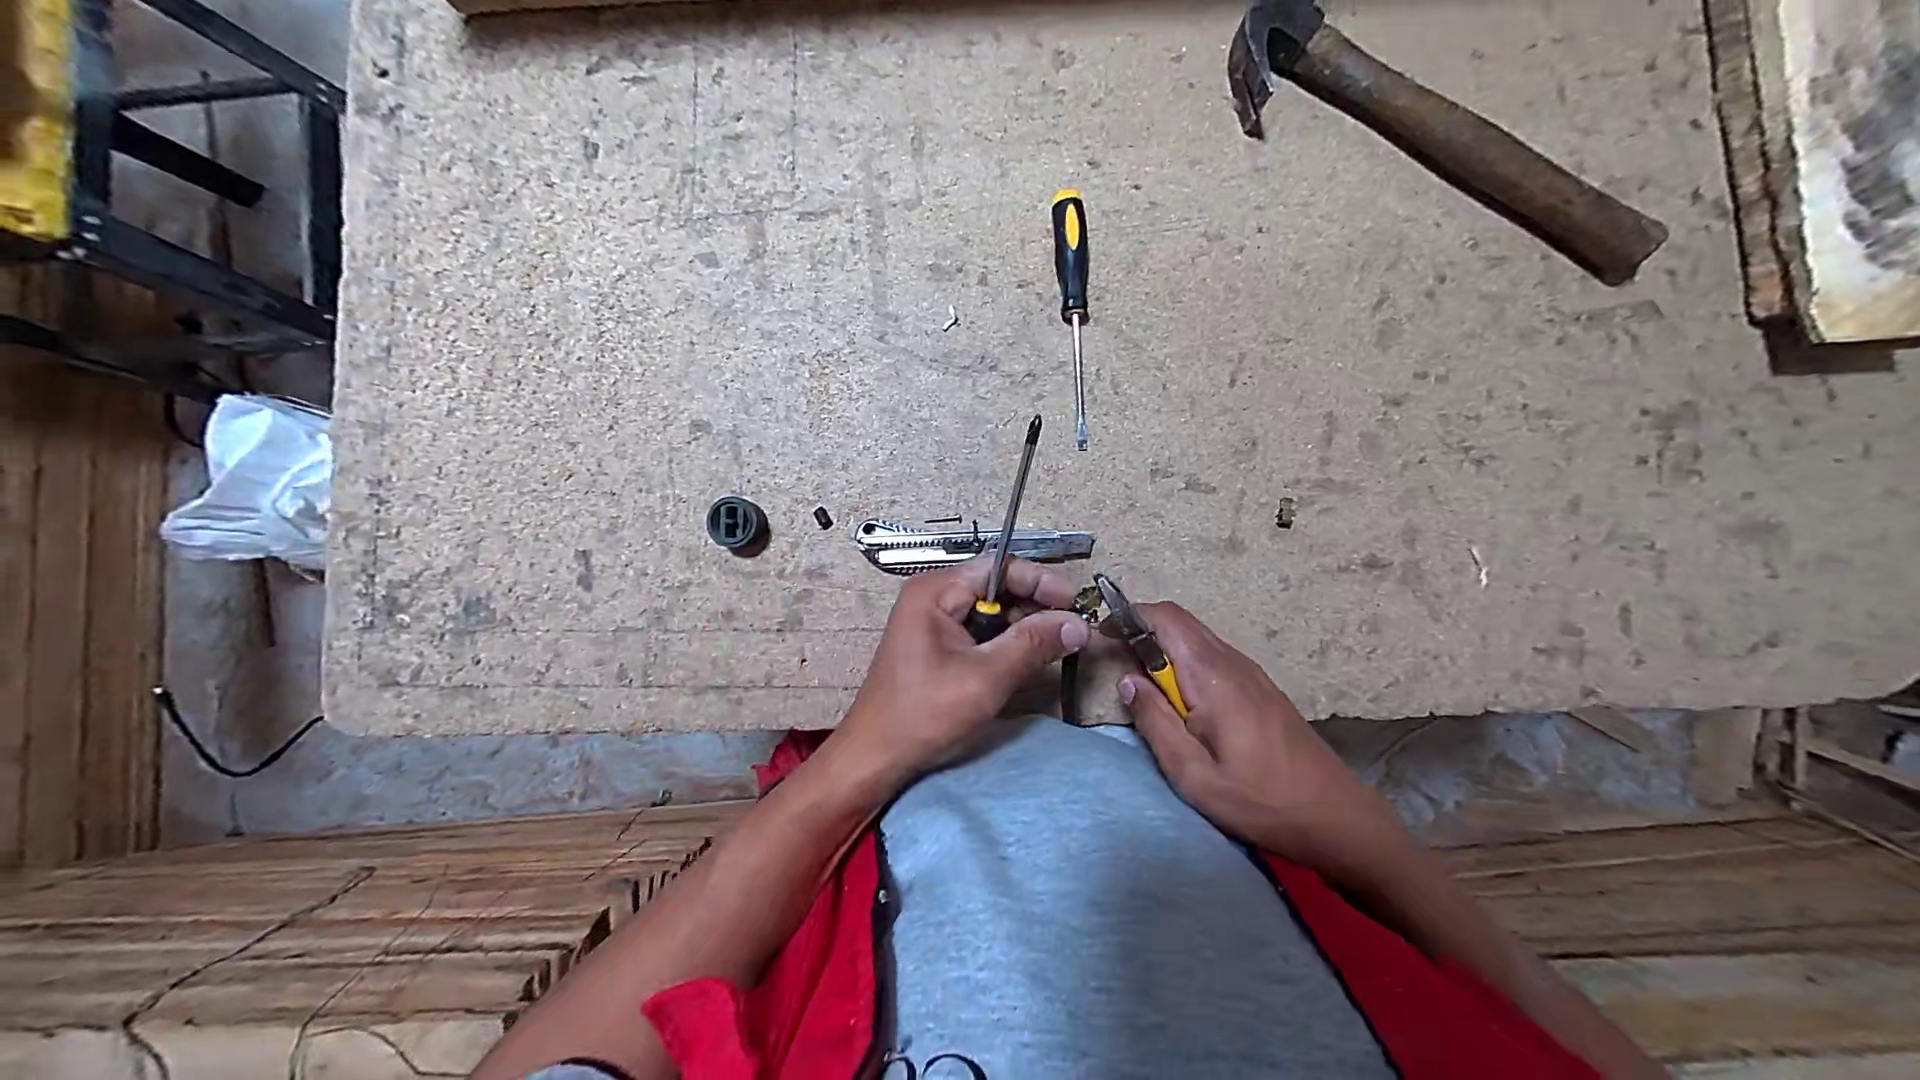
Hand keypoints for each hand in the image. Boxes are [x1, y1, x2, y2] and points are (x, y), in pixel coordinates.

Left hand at [831, 557, 1090, 782]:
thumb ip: (1034, 644)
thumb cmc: (923, 714)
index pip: (999, 566)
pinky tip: (1025, 658)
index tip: (1072, 604)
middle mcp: (933, 597)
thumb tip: (1078, 624)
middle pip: (996, 585)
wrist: (877, 755)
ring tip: (1054, 646)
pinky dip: (1005, 642)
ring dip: (1023, 626)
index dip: (1040, 581)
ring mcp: (933, 620)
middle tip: (1069, 630)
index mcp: (936, 591)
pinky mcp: (937, 644)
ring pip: (991, 610)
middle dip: (1035, 606)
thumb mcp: (987, 677)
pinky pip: (979, 631)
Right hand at [1119, 602, 1405, 874]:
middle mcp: (1231, 661)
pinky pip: (1210, 656)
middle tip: (1112, 658)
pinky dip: (1182, 661)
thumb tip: (1127, 680)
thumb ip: (1154, 721)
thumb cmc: (1260, 801)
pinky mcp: (1259, 686)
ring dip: (1161, 646)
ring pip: (1195, 637)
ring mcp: (1250, 672)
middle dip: (1140, 628)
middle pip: (1179, 621)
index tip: (1100, 636)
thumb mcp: (1192, 774)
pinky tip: (1176, 697)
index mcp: (1212, 676)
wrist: (1336, 817)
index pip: (1165, 618)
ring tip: (1139, 681)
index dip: (1128, 616)